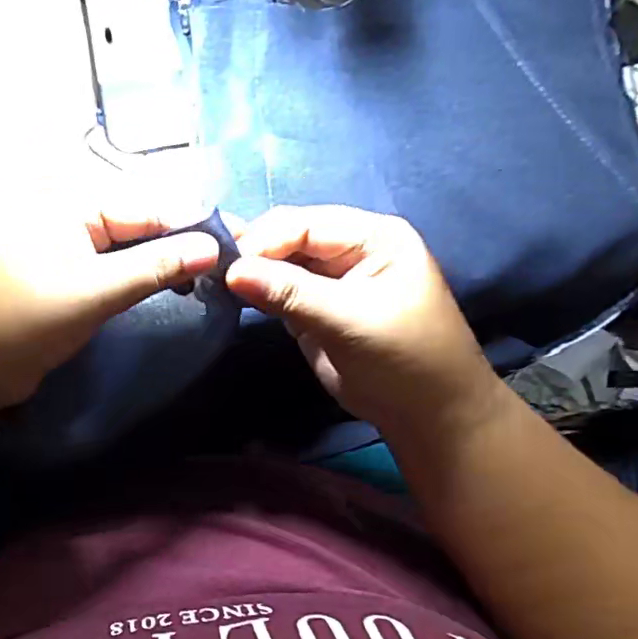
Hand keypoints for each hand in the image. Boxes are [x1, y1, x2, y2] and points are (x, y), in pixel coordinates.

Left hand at [0, 213, 220, 409]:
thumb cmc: (24, 323)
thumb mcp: (94, 292)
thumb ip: (155, 267)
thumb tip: (214, 246)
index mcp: (71, 201)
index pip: (149, 204)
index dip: (195, 224)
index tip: (241, 245)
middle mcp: (69, 214)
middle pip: (141, 221)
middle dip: (182, 242)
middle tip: (228, 267)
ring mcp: (65, 246)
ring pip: (129, 246)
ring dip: (164, 261)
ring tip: (205, 280)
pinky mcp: (64, 277)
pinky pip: (112, 266)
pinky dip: (141, 276)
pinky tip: (168, 288)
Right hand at [225, 205, 501, 440]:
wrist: (426, 414)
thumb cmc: (402, 360)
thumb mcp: (348, 321)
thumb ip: (290, 293)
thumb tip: (232, 271)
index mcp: (373, 237)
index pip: (307, 224)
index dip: (265, 240)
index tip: (227, 264)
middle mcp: (350, 250)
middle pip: (290, 238)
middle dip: (253, 252)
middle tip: (211, 269)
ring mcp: (331, 281)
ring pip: (280, 265)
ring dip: (250, 272)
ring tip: (212, 279)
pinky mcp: (315, 310)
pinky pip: (279, 292)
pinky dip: (256, 293)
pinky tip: (230, 294)